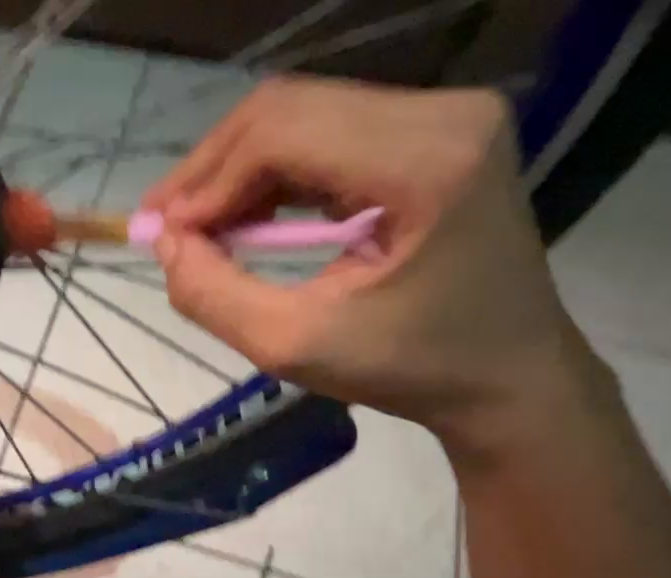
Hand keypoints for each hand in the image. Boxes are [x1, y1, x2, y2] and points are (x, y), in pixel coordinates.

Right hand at [143, 77, 598, 448]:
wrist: (507, 373)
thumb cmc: (410, 368)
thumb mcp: (293, 346)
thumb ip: (213, 295)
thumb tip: (164, 245)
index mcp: (427, 161)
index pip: (281, 134)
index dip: (207, 184)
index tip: (163, 241)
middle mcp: (443, 115)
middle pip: (284, 109)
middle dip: (209, 170)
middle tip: (163, 229)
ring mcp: (442, 116)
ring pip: (296, 114)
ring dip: (231, 171)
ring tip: (195, 229)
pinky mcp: (430, 132)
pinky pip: (321, 131)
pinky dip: (266, 175)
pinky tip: (241, 218)